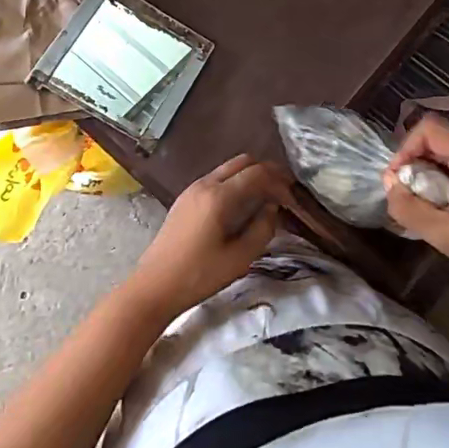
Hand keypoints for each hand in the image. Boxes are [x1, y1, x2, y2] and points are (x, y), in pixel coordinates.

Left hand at [121, 155, 292, 323]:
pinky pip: (216, 179)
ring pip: (228, 169)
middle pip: (242, 162)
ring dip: (249, 177)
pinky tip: (242, 206)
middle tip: (284, 192)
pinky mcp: (185, 199)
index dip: (279, 182)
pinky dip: (234, 184)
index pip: (257, 173)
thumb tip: (272, 207)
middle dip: (266, 172)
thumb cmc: (199, 275)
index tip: (294, 198)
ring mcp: (191, 189)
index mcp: (218, 196)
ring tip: (267, 199)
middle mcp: (204, 184)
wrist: (155, 285)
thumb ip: (262, 228)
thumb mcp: (240, 258)